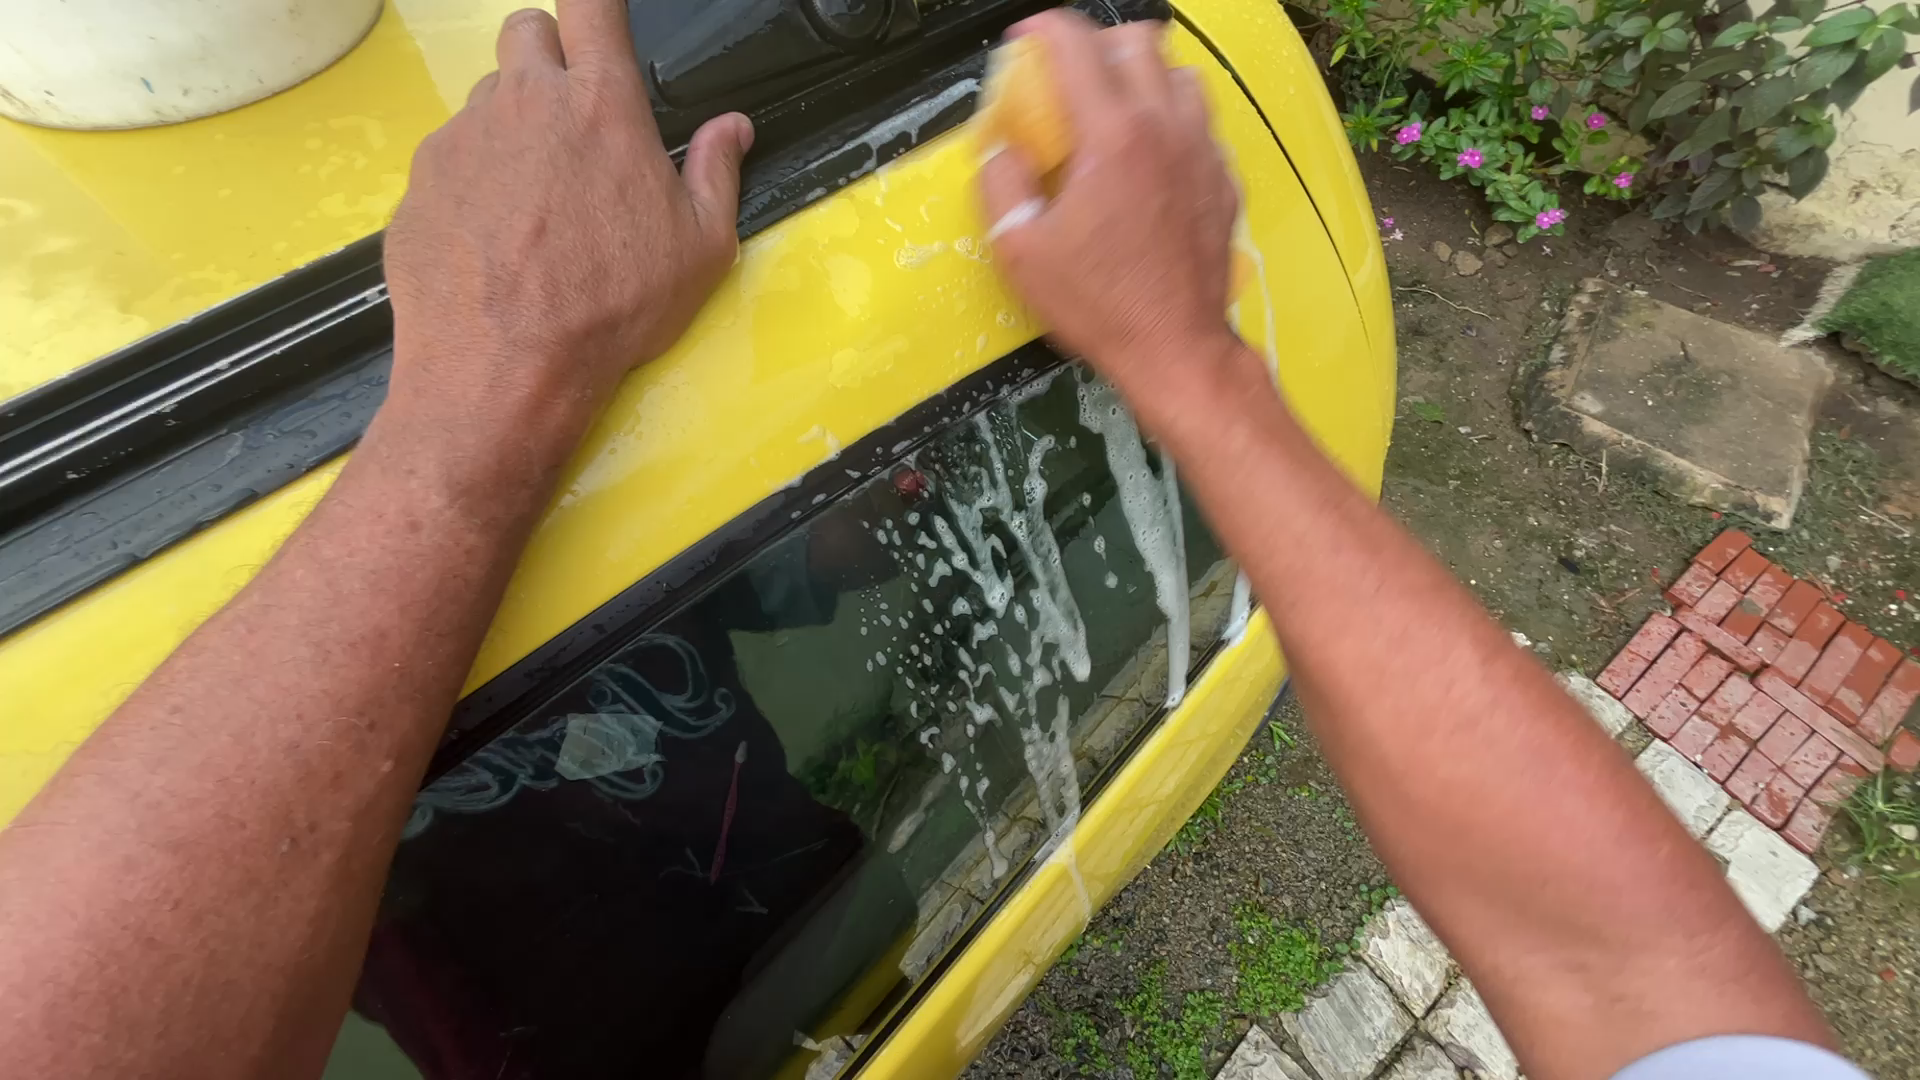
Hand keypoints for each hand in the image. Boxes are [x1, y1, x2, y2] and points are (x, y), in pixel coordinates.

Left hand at [382, 0, 751, 450]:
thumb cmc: (620, 305)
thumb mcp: (702, 250)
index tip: (605, 19)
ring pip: (491, 97)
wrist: (512, 362)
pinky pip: (455, 152)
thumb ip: (718, 175)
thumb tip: (733, 126)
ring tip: (542, 203)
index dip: (599, 2)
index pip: (591, 2)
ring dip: (519, 125)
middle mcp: (525, 100)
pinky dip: (482, 176)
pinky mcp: (423, 174)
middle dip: (555, 61)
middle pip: (529, 32)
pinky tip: (502, 236)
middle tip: (579, 128)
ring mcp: (464, 133)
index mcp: (602, 109)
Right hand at [979, 12, 1241, 408]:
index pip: (1076, 44)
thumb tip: (1001, 148)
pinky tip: (1154, 161)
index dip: (1042, 30)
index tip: (1024, 42)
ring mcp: (1204, 152)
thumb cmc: (1095, 305)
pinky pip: (1202, 125)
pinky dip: (1173, 123)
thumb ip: (1000, 186)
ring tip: (1117, 114)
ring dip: (1143, 79)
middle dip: (1096, 48)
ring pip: (1180, 76)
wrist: (1173, 347)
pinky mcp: (1225, 182)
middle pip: (1138, 42)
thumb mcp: (1021, 254)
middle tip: (1070, 83)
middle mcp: (1166, 126)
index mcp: (1112, 135)